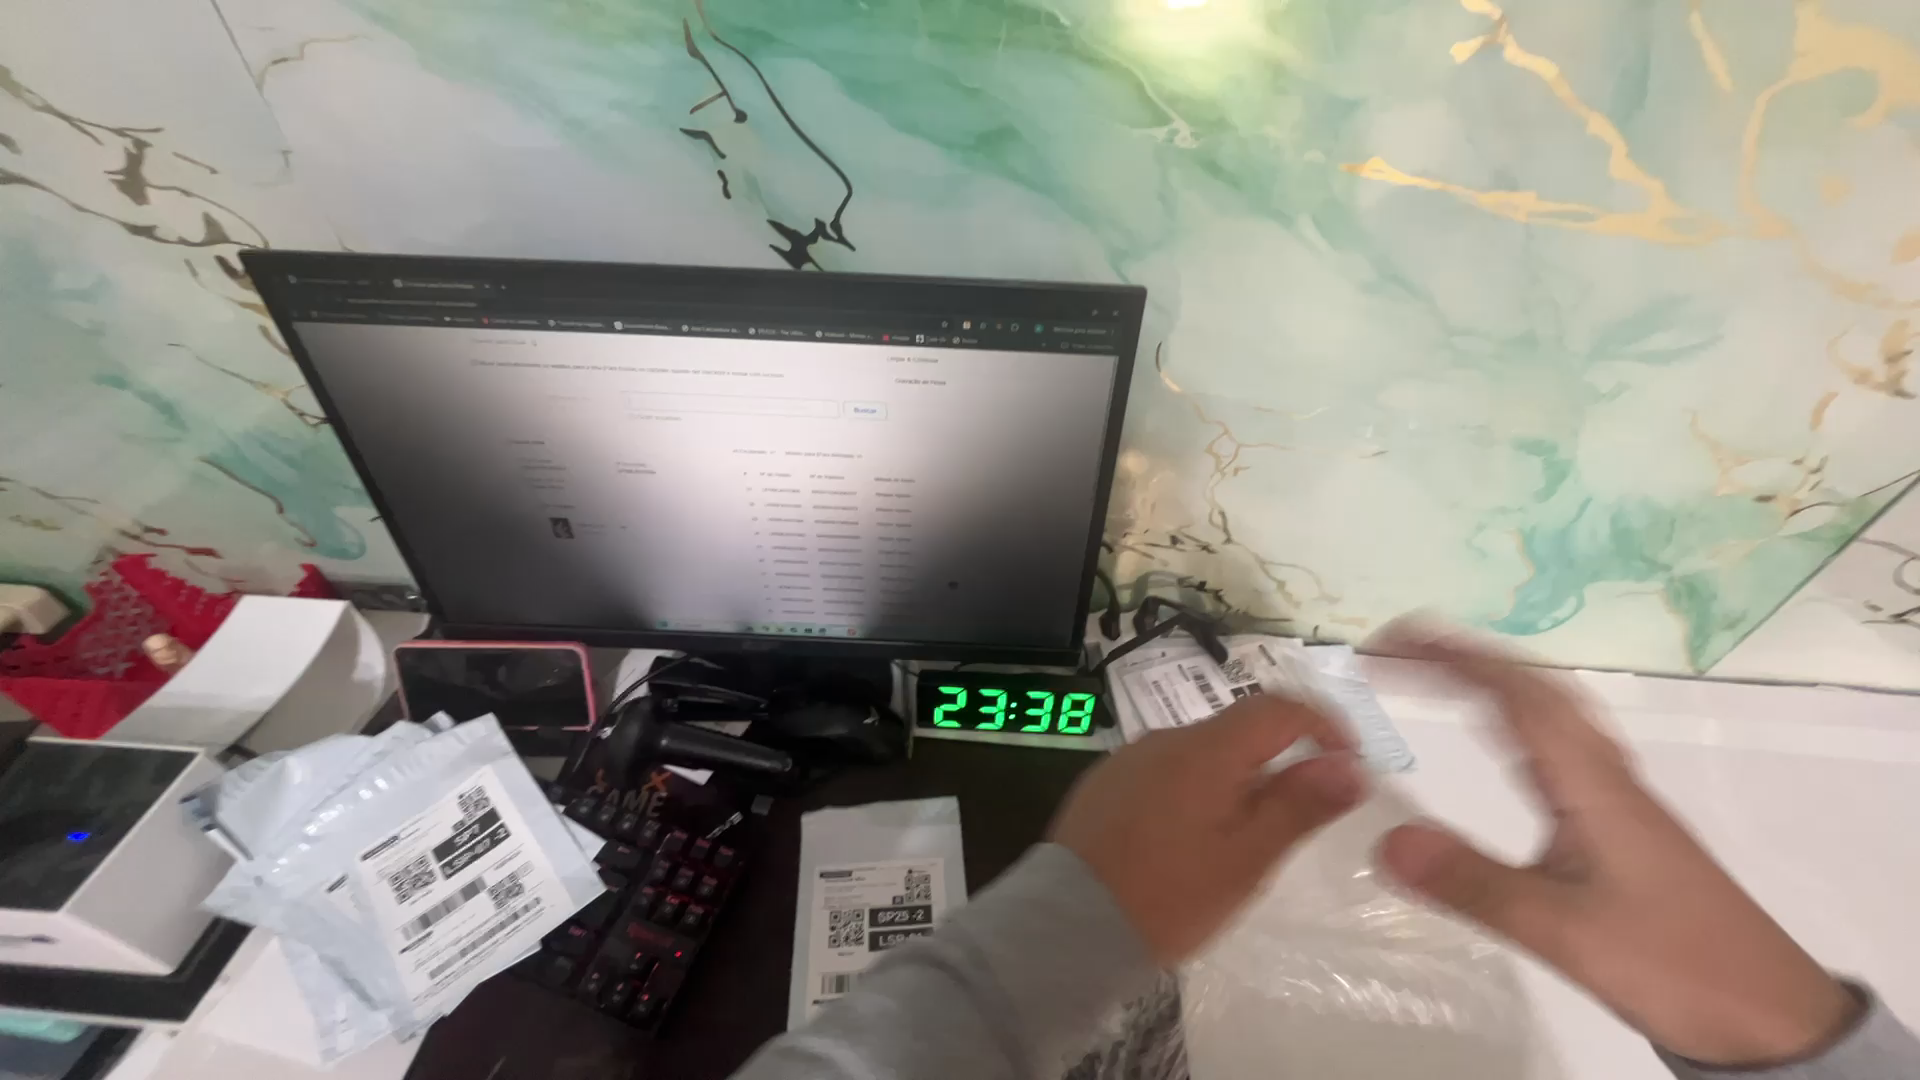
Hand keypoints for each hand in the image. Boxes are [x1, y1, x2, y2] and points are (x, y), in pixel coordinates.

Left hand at [1049, 696, 1364, 965]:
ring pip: (1199, 752)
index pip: (1274, 707)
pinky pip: (1165, 769)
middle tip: (1293, 818)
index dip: (1320, 722)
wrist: (1072, 919)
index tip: (1347, 757)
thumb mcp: (1246, 859)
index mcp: (1204, 750)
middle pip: (1235, 730)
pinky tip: (1186, 836)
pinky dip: (1192, 788)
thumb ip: (1297, 806)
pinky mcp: (1106, 779)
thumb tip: (1350, 765)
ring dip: (1232, 778)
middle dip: (1276, 760)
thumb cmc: (1170, 895)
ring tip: (1238, 838)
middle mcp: (1164, 739)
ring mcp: (1129, 757)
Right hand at [1371, 624, 1859, 1067]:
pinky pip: (1555, 741)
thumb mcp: (1564, 933)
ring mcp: (1614, 794)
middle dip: (1464, 656)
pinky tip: (1494, 736)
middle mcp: (1603, 773)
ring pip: (1549, 710)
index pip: (1515, 697)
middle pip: (1534, 688)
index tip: (1392, 646)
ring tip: (1433, 672)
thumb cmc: (1676, 966)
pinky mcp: (1617, 818)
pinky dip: (1511, 715)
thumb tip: (1382, 836)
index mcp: (1590, 784)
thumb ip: (1472, 884)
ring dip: (1489, 678)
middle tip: (1400, 647)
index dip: (1451, 660)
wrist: (1779, 1023)